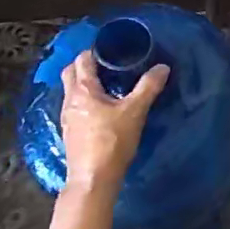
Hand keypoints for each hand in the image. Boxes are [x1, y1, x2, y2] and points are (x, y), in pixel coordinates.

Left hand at [60, 51, 168, 188]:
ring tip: (106, 86)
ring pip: (71, 91)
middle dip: (84, 64)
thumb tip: (162, 67)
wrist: (93, 179)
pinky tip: (100, 110)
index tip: (111, 49)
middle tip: (105, 65)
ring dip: (83, 84)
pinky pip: (74, 107)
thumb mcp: (135, 112)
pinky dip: (84, 101)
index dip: (95, 51)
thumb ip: (148, 87)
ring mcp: (67, 117)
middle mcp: (70, 99)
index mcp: (83, 89)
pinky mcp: (70, 132)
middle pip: (70, 72)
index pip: (83, 59)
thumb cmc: (112, 142)